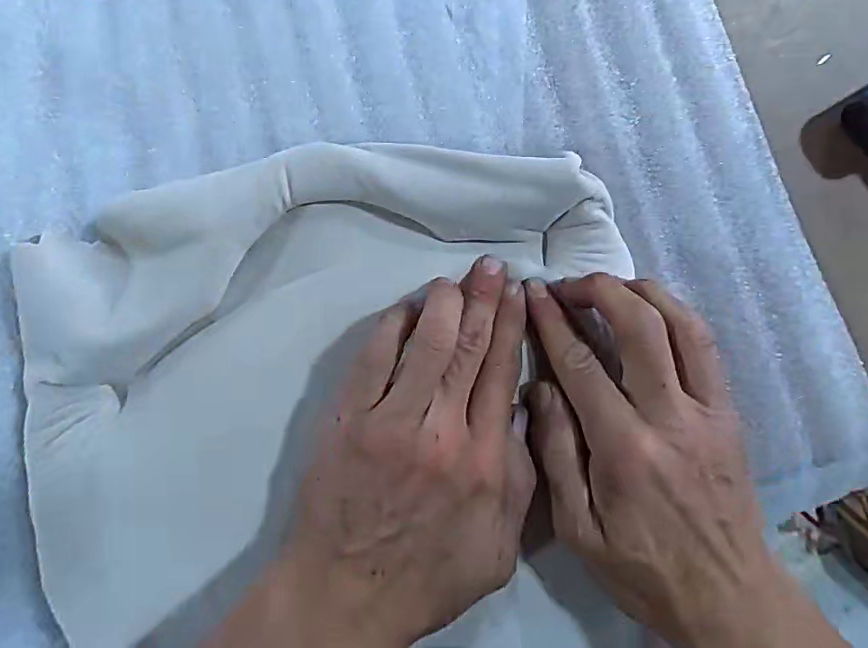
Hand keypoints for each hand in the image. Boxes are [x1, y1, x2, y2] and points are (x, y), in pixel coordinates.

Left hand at [218, 257, 534, 647]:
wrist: (343, 600)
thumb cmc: (428, 575)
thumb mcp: (499, 548)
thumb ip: (523, 479)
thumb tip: (524, 411)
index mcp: (484, 460)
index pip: (502, 371)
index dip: (511, 325)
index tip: (518, 293)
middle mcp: (443, 432)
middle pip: (469, 348)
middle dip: (484, 299)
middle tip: (491, 267)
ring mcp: (392, 423)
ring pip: (426, 344)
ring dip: (443, 304)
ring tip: (453, 281)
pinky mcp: (350, 421)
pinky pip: (374, 359)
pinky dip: (393, 326)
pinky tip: (406, 308)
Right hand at [524, 275, 844, 647]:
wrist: (727, 594)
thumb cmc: (644, 568)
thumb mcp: (580, 530)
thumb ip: (556, 453)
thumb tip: (540, 386)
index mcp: (626, 449)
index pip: (583, 364)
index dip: (554, 321)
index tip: (537, 293)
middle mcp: (670, 417)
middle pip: (639, 325)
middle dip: (600, 290)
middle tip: (571, 285)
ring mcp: (707, 408)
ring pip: (680, 323)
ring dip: (642, 291)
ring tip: (611, 287)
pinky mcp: (729, 409)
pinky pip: (705, 343)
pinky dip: (676, 313)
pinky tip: (653, 309)